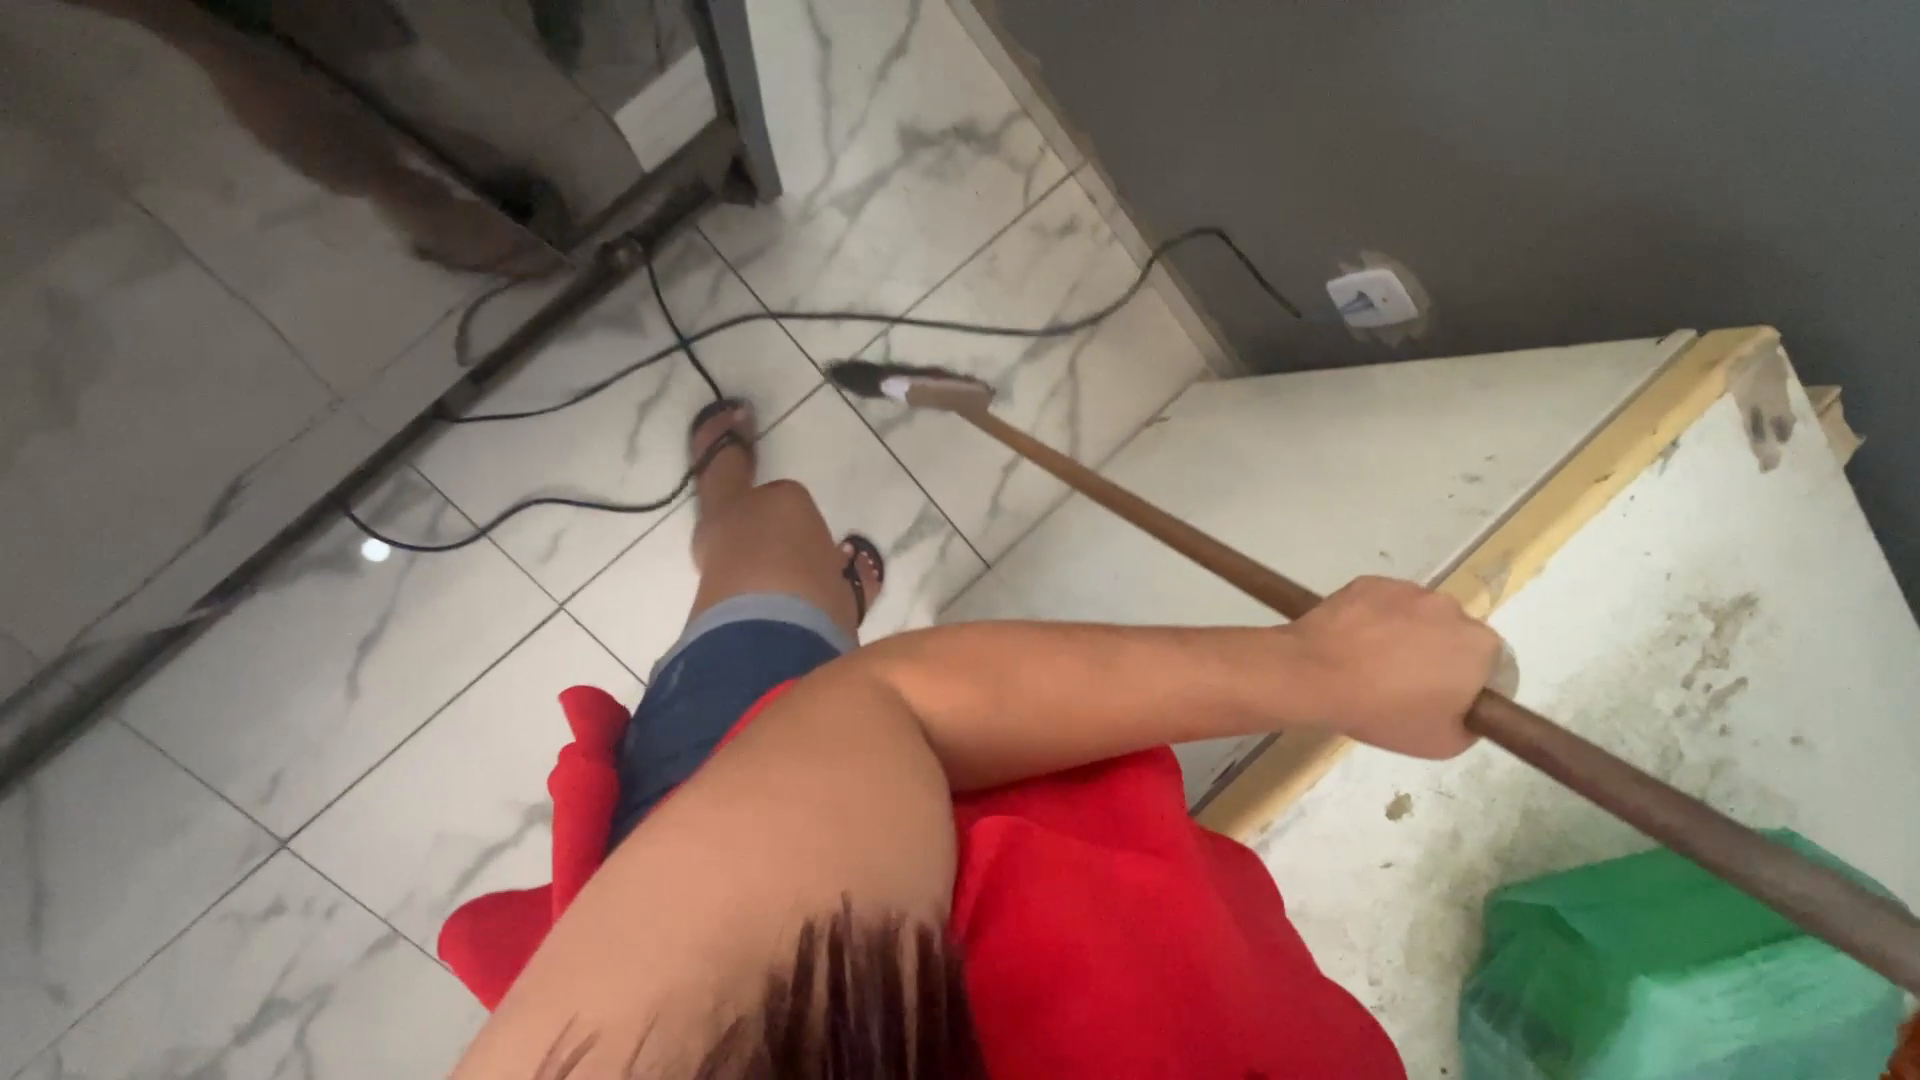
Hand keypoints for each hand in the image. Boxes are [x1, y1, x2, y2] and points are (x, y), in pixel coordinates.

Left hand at [1283, 576, 1502, 758]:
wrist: (1313, 675)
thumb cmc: (1383, 712)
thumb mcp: (1444, 742)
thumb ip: (1470, 722)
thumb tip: (1464, 707)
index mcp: (1479, 645)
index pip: (1487, 665)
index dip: (1465, 684)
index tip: (1438, 698)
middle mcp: (1449, 608)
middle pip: (1452, 634)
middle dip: (1435, 654)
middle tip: (1401, 680)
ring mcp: (1405, 589)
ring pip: (1416, 614)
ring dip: (1404, 632)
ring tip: (1370, 659)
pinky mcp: (1368, 582)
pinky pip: (1381, 602)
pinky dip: (1372, 617)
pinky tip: (1352, 639)